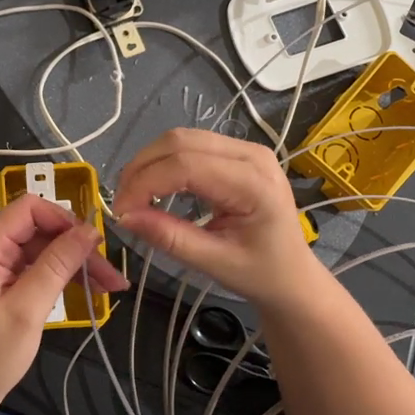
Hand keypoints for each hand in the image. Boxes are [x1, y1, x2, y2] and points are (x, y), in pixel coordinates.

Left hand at [0, 195, 128, 414]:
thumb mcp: (26, 311)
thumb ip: (56, 266)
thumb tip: (89, 230)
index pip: (27, 209)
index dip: (64, 219)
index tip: (95, 244)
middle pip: (37, 230)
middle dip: (75, 247)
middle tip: (113, 278)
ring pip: (40, 250)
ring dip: (73, 265)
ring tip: (111, 287)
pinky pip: (32, 269)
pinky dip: (58, 278)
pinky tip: (87, 292)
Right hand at [111, 128, 326, 304]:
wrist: (294, 277)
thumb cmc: (262, 274)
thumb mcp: (215, 263)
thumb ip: (171, 237)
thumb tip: (124, 218)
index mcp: (254, 183)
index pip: (185, 165)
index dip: (145, 183)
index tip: (120, 213)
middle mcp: (251, 154)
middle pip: (179, 141)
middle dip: (141, 168)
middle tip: (121, 204)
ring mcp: (245, 149)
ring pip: (180, 138)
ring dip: (149, 162)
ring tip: (133, 196)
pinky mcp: (235, 153)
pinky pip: (190, 144)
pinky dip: (163, 162)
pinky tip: (153, 186)